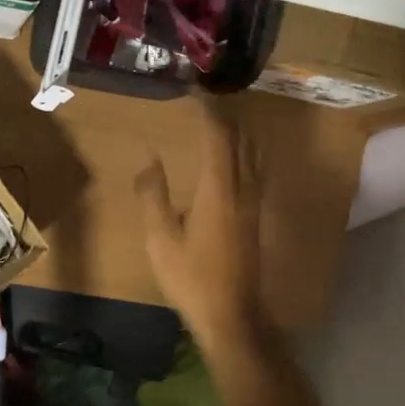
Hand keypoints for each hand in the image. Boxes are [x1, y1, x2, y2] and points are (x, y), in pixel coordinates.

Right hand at [135, 102, 267, 353]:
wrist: (231, 313)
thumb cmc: (190, 277)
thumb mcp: (160, 238)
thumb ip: (153, 194)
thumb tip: (147, 156)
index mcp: (218, 188)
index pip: (217, 135)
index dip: (205, 110)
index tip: (190, 93)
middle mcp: (243, 187)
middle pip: (240, 138)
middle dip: (223, 116)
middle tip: (202, 103)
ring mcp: (255, 202)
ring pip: (252, 153)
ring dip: (237, 133)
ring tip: (217, 124)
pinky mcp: (257, 216)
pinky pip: (255, 169)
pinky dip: (243, 153)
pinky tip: (232, 161)